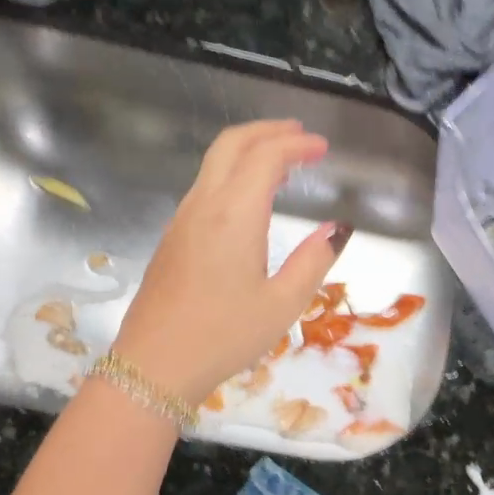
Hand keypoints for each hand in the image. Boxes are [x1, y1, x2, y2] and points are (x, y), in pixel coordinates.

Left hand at [111, 120, 351, 404]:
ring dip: (248, 151)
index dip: (296, 145)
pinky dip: (233, 174)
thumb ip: (313, 261)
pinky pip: (205, 188)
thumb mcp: (283, 304)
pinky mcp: (174, 238)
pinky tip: (249, 199)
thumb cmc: (226, 336)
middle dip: (268, 132)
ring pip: (214, 164)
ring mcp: (183, 219)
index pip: (267, 158)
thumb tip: (337, 229)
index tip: (322, 147)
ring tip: (280, 163)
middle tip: (300, 136)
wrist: (156, 362)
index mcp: (235, 215)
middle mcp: (205, 205)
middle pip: (232, 145)